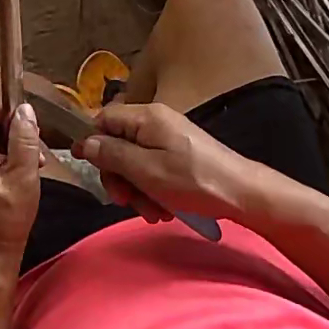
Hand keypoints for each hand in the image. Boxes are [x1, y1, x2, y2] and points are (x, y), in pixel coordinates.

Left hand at [0, 103, 43, 266]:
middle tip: (33, 148)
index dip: (2, 116)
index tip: (24, 128)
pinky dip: (5, 157)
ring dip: (12, 146)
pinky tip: (22, 170)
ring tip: (32, 162)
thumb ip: (24, 138)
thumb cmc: (10, 214)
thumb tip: (24, 109)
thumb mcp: (24, 172)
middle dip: (11, 133)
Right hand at [70, 102, 255, 223]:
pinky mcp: (180, 156)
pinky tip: (164, 209)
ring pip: (134, 161)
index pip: (104, 119)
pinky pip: (153, 169)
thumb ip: (112, 154)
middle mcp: (156, 122)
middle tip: (126, 201)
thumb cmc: (193, 180)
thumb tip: (85, 142)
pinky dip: (153, 190)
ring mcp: (169, 139)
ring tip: (152, 211)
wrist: (243, 194)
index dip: (94, 143)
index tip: (92, 170)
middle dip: (119, 176)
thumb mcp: (146, 170)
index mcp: (147, 116)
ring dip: (137, 189)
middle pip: (118, 143)